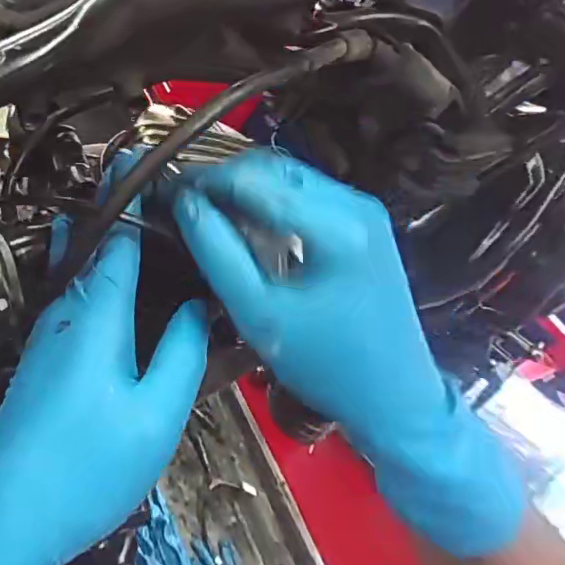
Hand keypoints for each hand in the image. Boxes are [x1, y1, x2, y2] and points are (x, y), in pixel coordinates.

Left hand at [0, 156, 210, 564]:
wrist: (12, 511)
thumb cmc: (88, 466)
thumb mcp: (156, 414)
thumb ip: (181, 351)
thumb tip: (195, 306)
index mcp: (95, 312)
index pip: (116, 237)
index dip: (135, 198)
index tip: (155, 165)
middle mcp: (65, 308)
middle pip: (95, 243)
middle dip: (124, 211)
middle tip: (166, 193)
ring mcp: (49, 328)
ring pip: (84, 267)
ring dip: (114, 242)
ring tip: (157, 230)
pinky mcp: (45, 350)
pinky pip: (78, 295)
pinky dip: (103, 275)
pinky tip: (130, 285)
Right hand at [171, 150, 522, 557]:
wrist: (395, 396)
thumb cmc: (327, 365)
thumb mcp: (257, 312)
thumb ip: (216, 252)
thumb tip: (185, 205)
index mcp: (336, 227)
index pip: (255, 179)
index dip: (205, 179)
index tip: (169, 189)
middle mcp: (355, 205)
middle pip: (272, 168)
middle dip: (222, 178)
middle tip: (182, 197)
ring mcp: (362, 210)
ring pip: (287, 175)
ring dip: (243, 185)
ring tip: (205, 207)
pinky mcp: (361, 221)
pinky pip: (302, 192)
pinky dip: (266, 198)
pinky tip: (242, 219)